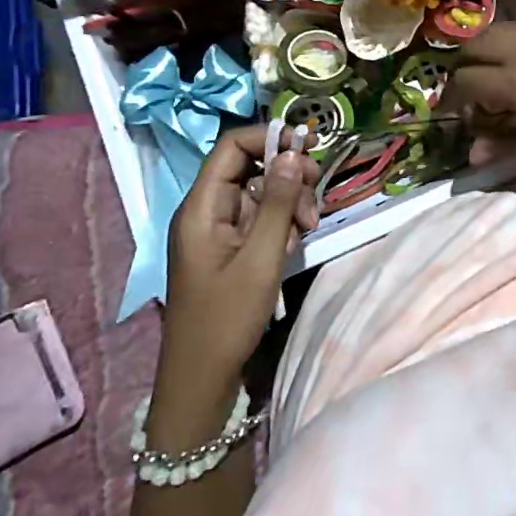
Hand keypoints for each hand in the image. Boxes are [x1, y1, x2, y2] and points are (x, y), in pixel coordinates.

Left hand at [163, 125, 319, 374]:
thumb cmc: (227, 317)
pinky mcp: (230, 248)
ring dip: (289, 204)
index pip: (232, 146)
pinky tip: (292, 245)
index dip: (269, 138)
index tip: (308, 149)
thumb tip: (292, 153)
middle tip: (315, 200)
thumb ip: (277, 203)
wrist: (202, 378)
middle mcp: (207, 210)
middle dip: (288, 177)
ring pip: (261, 193)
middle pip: (251, 168)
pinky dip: (281, 225)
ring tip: (307, 230)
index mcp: (201, 207)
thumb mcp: (261, 257)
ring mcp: (218, 230)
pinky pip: (259, 219)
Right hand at [444, 22, 515, 165]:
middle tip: (468, 103)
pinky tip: (514, 73)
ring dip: (480, 54)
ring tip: (489, 87)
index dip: (452, 102)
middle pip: (472, 47)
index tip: (453, 121)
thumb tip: (472, 154)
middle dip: (460, 71)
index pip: (465, 82)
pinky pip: (514, 31)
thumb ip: (509, 147)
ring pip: (492, 32)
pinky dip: (501, 46)